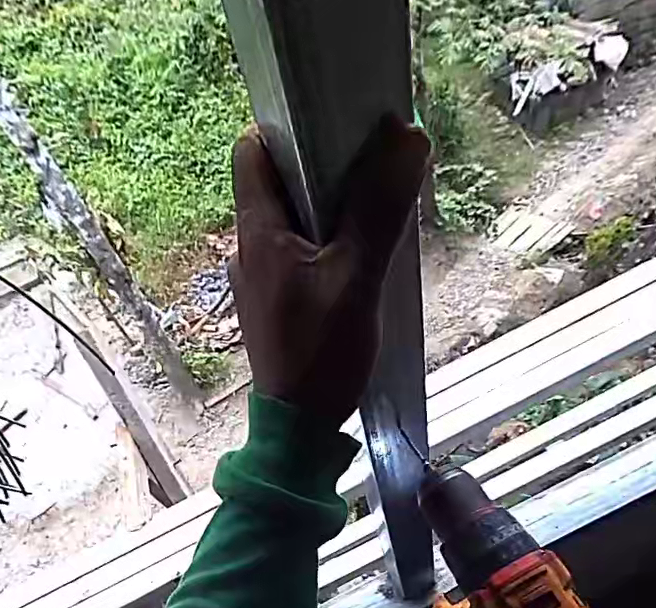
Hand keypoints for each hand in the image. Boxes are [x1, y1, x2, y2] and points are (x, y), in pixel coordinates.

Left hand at [230, 117, 430, 427]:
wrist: (299, 429)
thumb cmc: (320, 359)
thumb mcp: (356, 281)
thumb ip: (379, 211)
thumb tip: (408, 139)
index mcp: (256, 234)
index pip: (252, 150)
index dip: (289, 131)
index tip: (336, 136)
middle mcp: (247, 251)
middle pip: (278, 184)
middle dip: (323, 174)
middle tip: (369, 184)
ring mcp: (257, 281)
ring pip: (291, 224)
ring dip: (328, 215)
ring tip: (368, 228)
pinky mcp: (272, 305)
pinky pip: (296, 257)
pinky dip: (324, 250)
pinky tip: (354, 268)